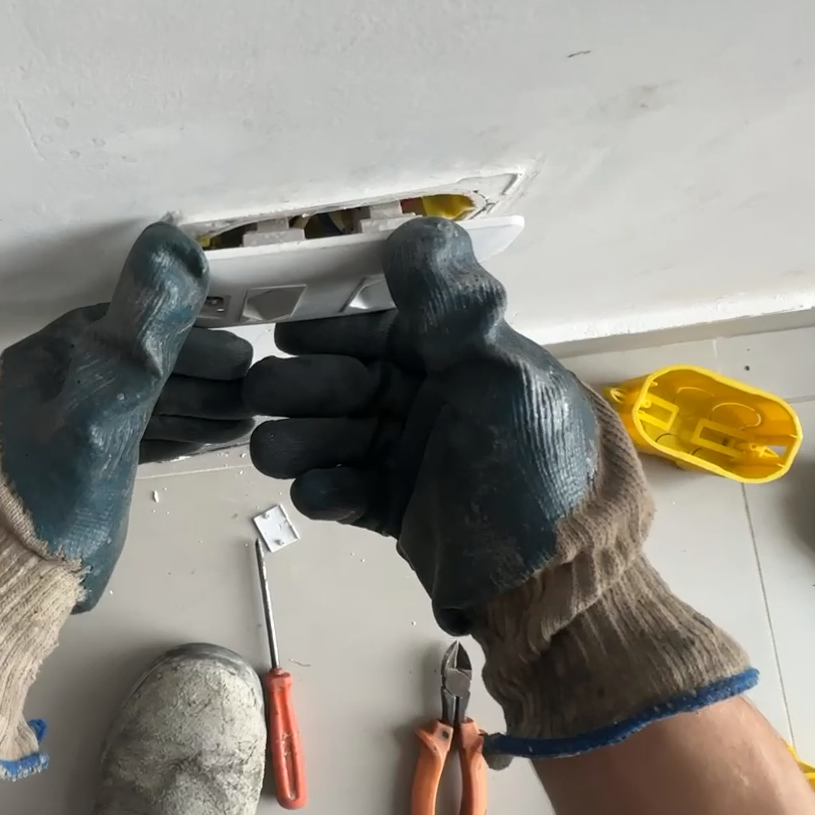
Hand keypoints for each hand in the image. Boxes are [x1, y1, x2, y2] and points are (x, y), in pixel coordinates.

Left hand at [0, 222, 250, 608]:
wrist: (15, 583)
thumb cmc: (54, 496)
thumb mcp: (103, 409)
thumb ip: (140, 333)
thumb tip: (172, 245)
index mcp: (49, 361)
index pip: (127, 329)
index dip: (186, 336)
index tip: (237, 351)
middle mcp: (57, 386)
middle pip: (141, 367)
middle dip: (200, 377)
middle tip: (253, 390)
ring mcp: (72, 427)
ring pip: (145, 403)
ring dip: (196, 407)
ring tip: (246, 416)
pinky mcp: (87, 464)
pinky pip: (139, 434)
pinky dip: (176, 434)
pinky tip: (212, 437)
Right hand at [243, 219, 751, 757]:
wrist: (555, 586)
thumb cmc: (534, 470)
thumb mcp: (503, 377)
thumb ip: (454, 306)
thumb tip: (412, 229)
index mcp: (459, 361)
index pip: (382, 331)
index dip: (332, 330)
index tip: (287, 334)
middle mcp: (428, 402)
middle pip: (345, 384)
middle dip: (303, 387)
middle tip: (260, 394)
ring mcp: (406, 457)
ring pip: (335, 436)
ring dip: (301, 439)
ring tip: (275, 450)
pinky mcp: (392, 508)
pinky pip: (344, 489)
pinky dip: (325, 489)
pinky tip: (316, 492)